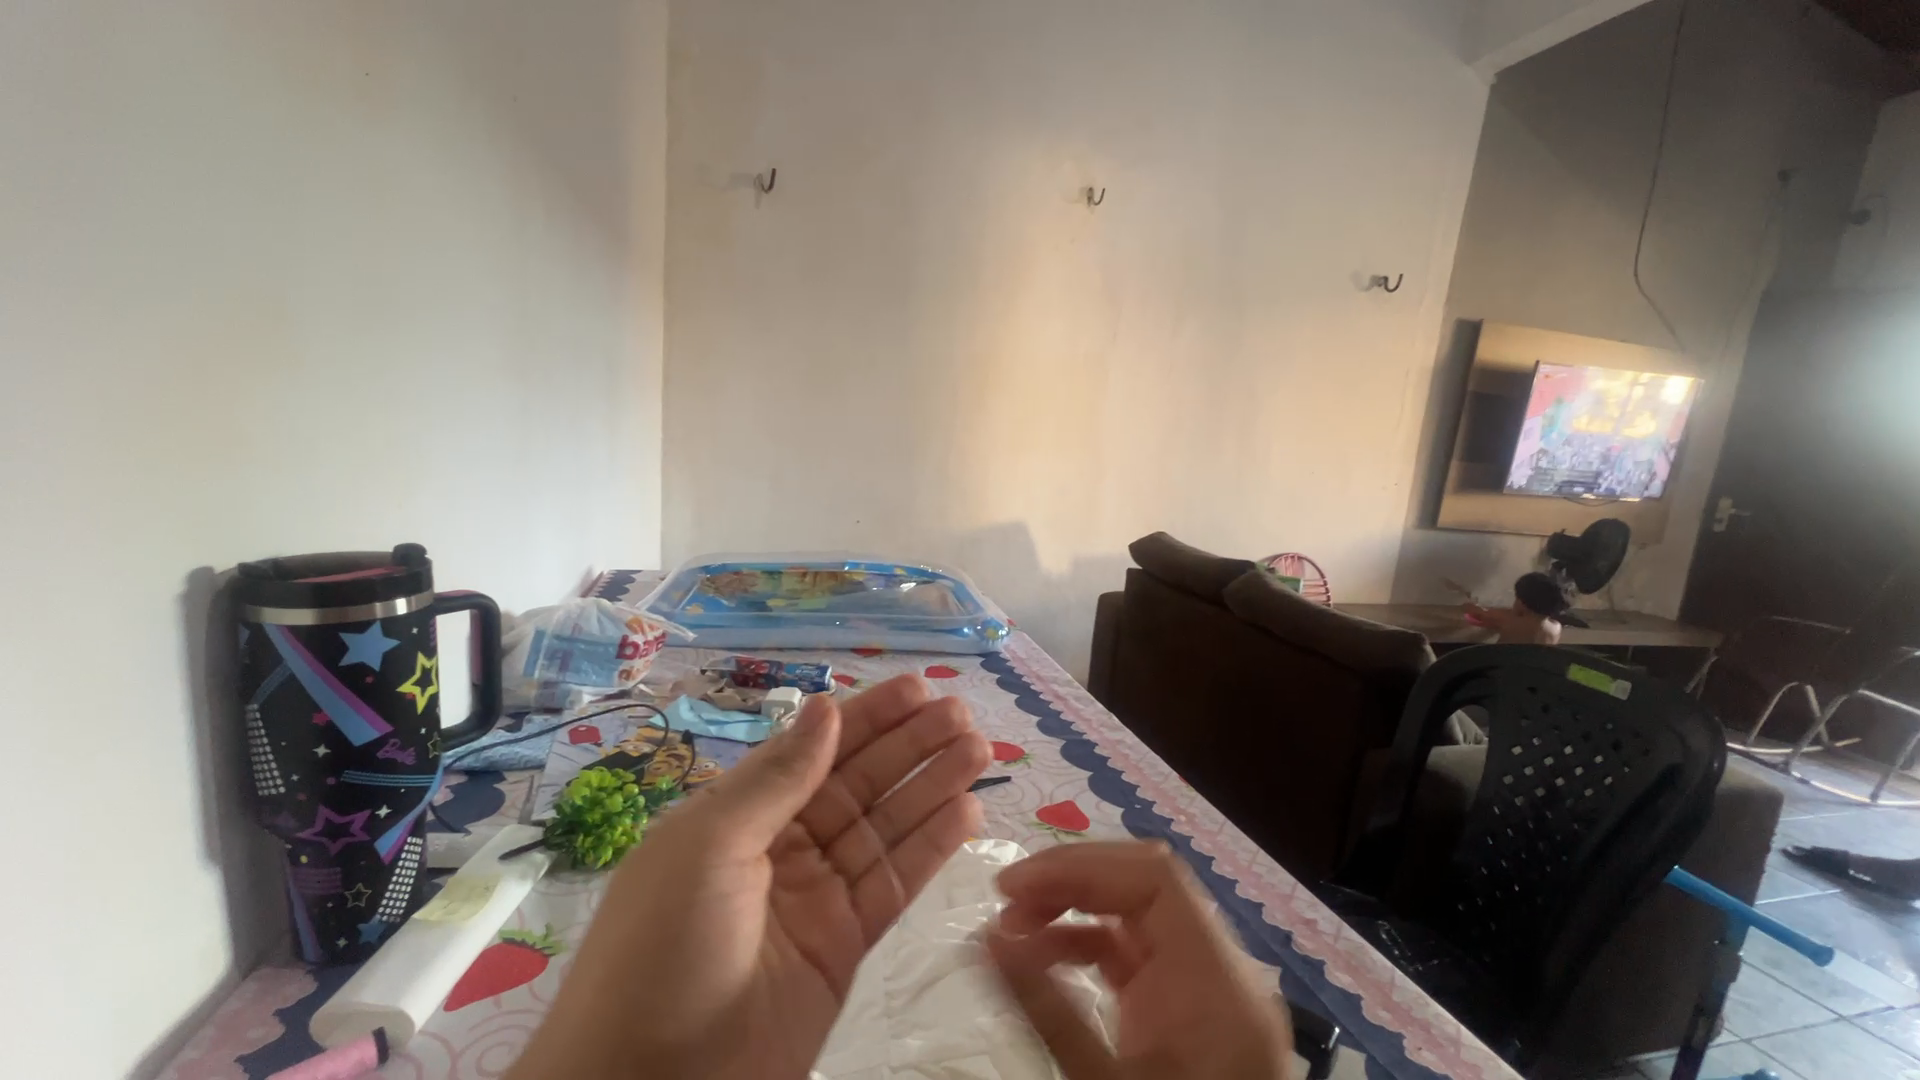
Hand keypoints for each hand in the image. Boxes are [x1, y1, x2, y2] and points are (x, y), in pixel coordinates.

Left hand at [507, 676, 990, 1079]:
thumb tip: (826, 707)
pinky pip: (895, 882)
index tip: (916, 689)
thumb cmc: (662, 949)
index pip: (813, 749)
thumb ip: (776, 779)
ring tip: (977, 750)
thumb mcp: (707, 847)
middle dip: (909, 745)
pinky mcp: (846, 943)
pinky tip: (967, 812)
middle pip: (858, 782)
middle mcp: (782, 846)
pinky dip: (932, 847)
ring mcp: (817, 895)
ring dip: (932, 786)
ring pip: (885, 826)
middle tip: (961, 714)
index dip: (866, 717)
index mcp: (739, 815)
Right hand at [986, 842, 1293, 1079]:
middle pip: (1142, 882)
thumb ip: (1046, 1011)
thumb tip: (985, 939)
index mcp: (1217, 976)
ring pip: (1134, 911)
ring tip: (1010, 928)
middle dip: (1069, 880)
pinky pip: (1132, 949)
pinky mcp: (1183, 1002)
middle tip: (1006, 897)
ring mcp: (1201, 983)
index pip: (1153, 877)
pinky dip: (1082, 942)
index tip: (1013, 885)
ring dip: (1069, 908)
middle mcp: (1218, 965)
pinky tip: (1039, 957)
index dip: (1080, 866)